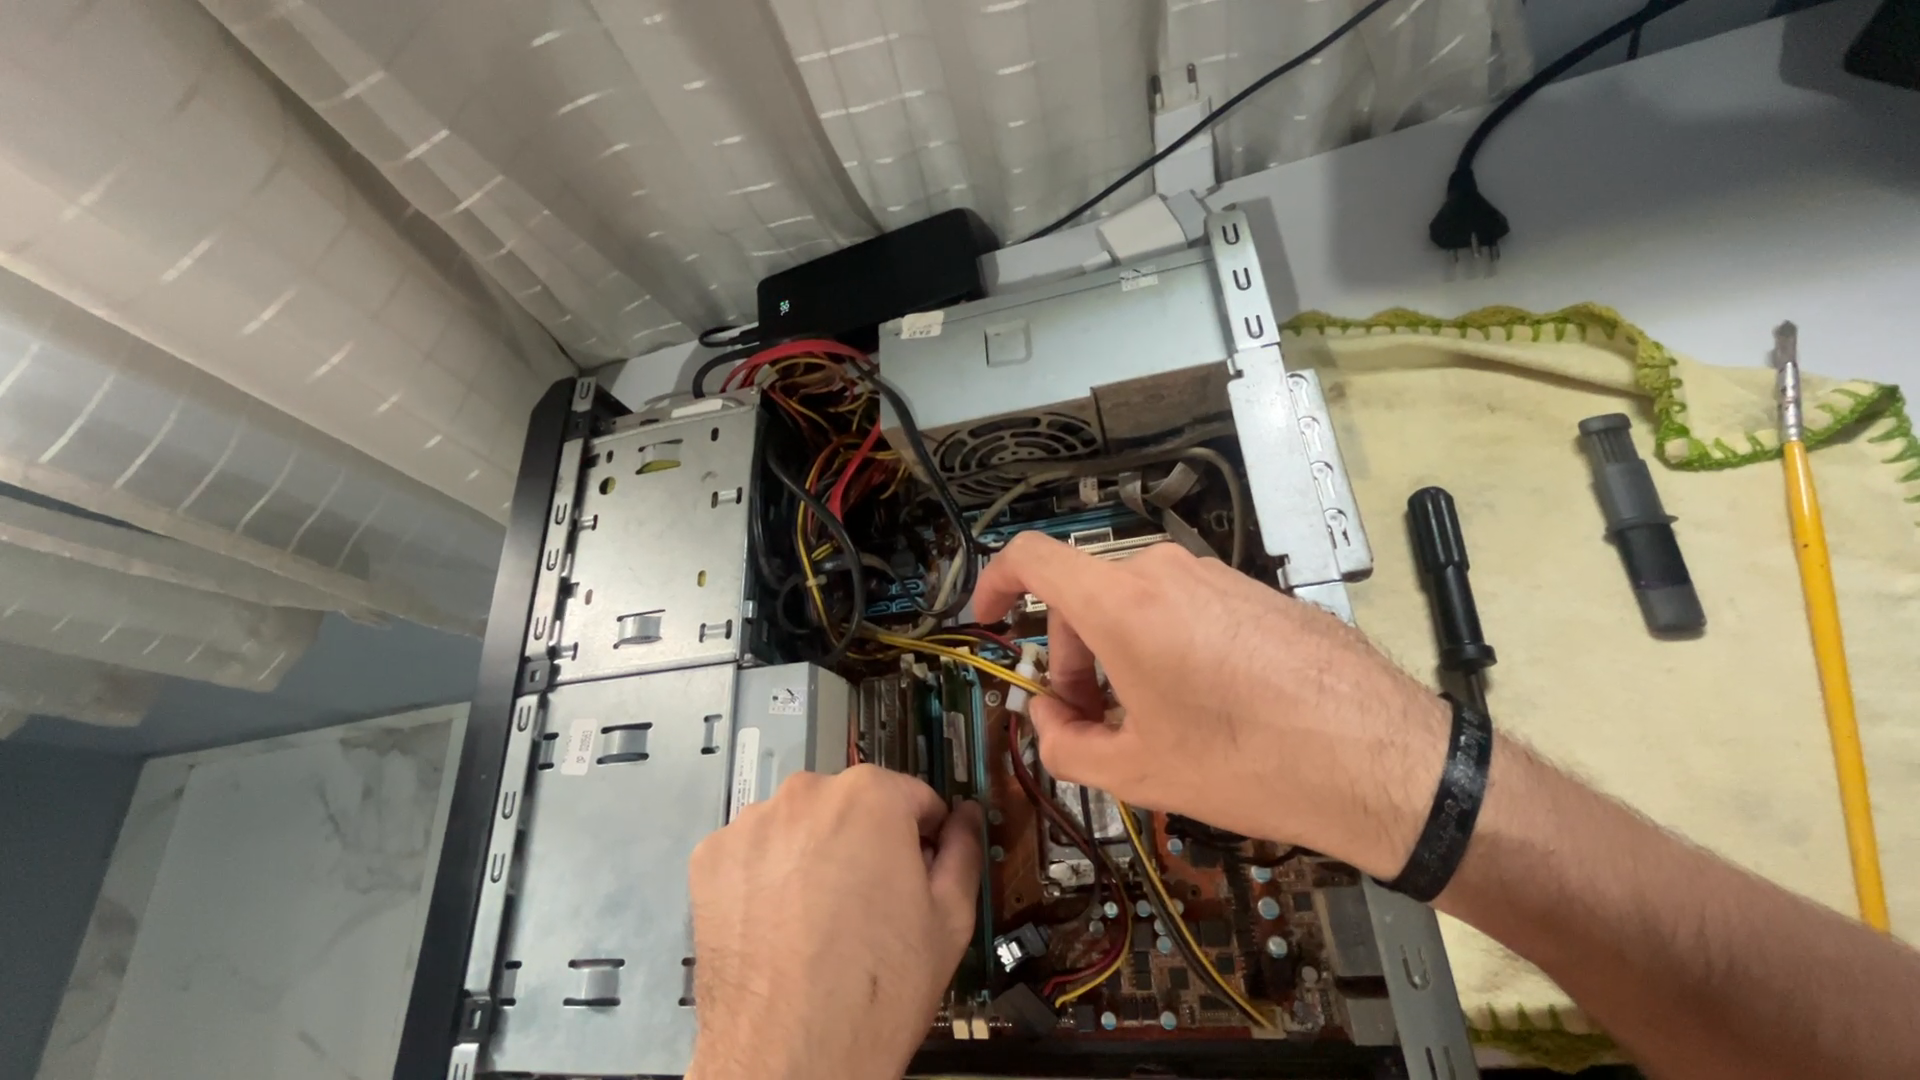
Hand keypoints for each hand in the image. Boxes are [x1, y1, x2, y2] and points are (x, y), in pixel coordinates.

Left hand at [686, 765, 983, 1079]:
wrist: (791, 1060)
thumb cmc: (876, 991)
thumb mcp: (950, 919)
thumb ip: (963, 850)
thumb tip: (965, 818)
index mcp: (871, 797)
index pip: (911, 797)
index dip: (921, 836)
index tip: (916, 868)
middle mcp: (807, 794)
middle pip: (851, 805)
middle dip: (865, 840)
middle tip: (869, 901)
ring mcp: (753, 824)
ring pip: (800, 825)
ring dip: (814, 853)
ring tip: (821, 917)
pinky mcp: (712, 858)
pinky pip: (754, 850)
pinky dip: (767, 874)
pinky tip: (781, 921)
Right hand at [974, 532, 1448, 879]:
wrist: (1382, 761)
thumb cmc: (1252, 762)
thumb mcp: (1136, 772)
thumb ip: (1062, 743)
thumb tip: (1048, 716)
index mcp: (1123, 604)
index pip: (1030, 557)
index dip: (994, 582)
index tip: (990, 618)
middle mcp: (1165, 573)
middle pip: (1083, 596)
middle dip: (1071, 655)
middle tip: (1090, 718)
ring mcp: (1214, 576)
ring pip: (1133, 603)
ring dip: (1118, 654)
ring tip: (1149, 720)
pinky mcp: (1251, 591)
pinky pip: (1180, 606)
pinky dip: (1162, 645)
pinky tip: (1197, 703)